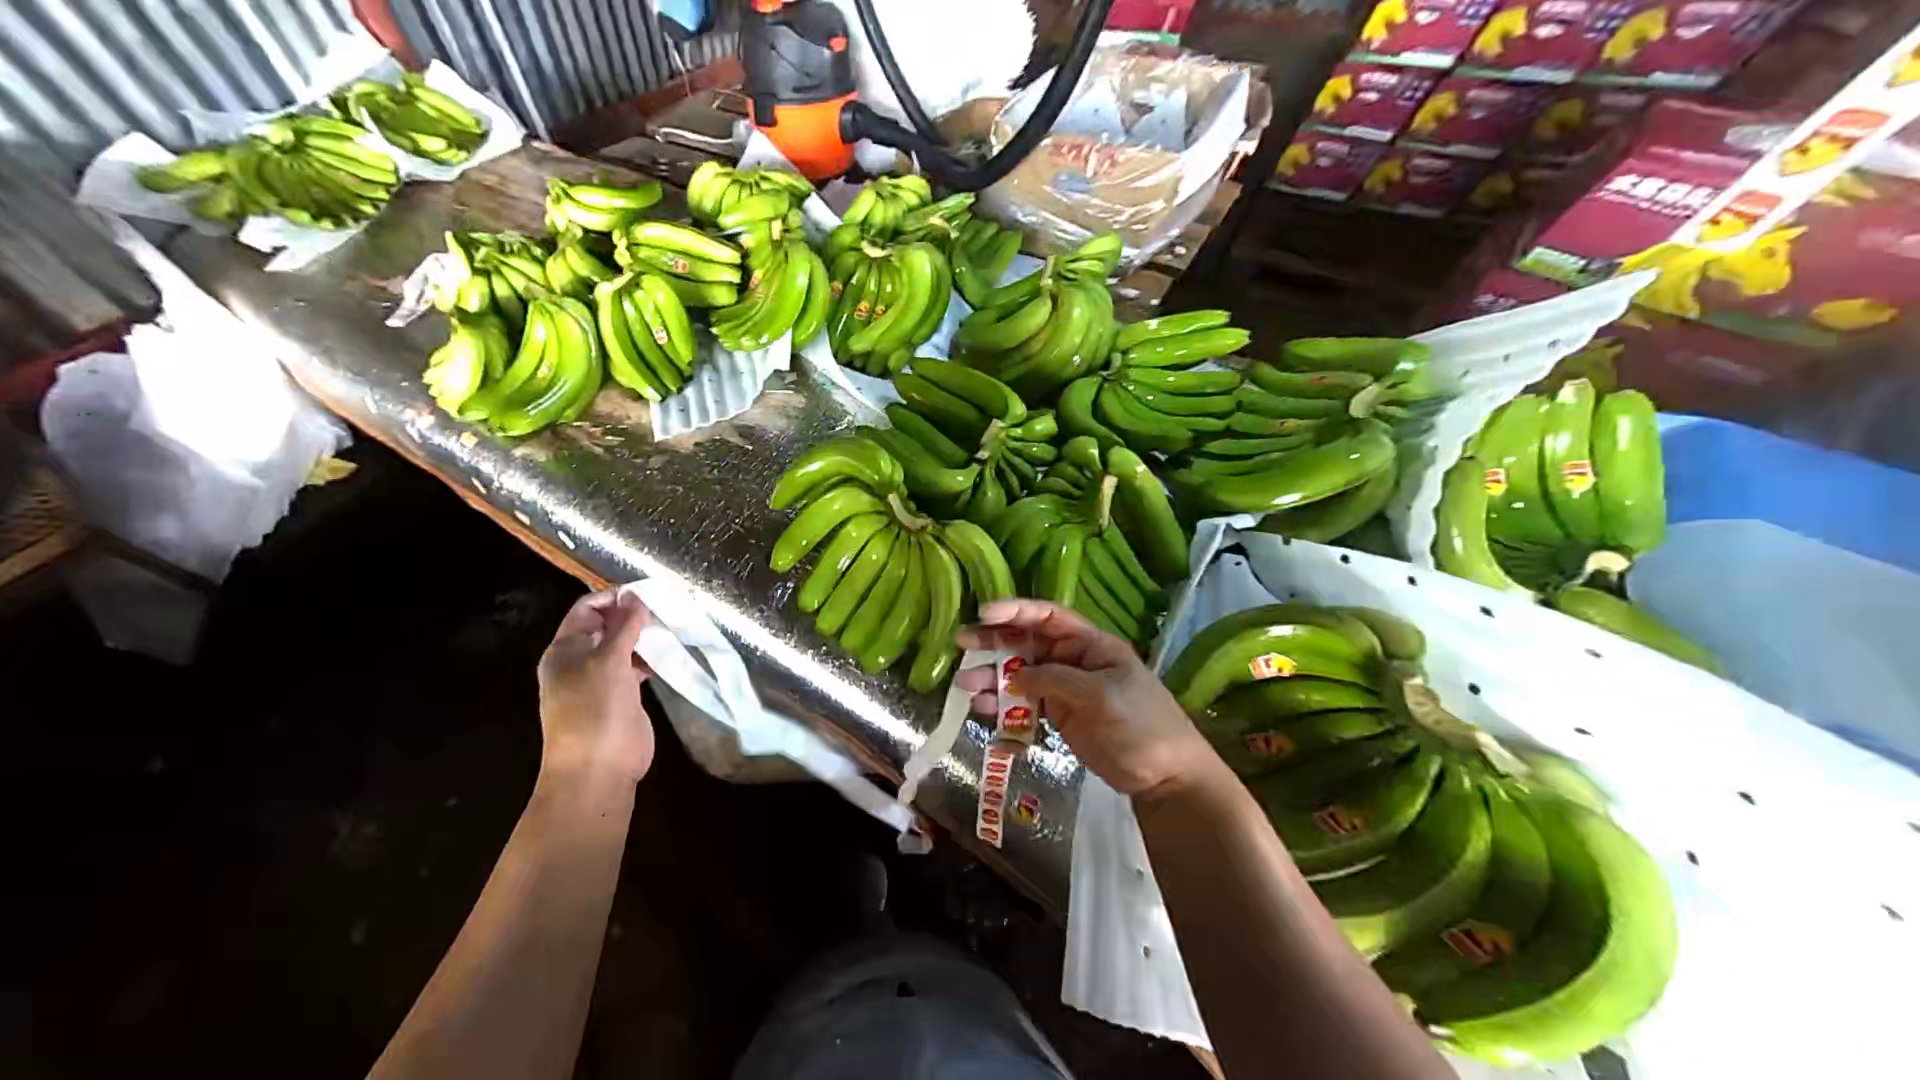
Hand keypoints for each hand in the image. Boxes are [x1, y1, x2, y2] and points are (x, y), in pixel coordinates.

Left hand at [537, 589, 655, 783]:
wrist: (598, 768)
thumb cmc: (595, 709)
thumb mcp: (608, 661)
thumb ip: (625, 627)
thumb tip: (637, 597)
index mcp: (564, 649)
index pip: (587, 609)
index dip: (614, 597)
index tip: (648, 592)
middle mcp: (579, 661)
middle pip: (606, 626)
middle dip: (634, 614)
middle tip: (668, 606)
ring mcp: (601, 680)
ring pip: (624, 647)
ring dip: (645, 636)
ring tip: (674, 625)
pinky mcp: (621, 696)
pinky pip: (635, 667)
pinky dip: (651, 657)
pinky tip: (671, 653)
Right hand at [957, 599, 1219, 800]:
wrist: (1165, 776)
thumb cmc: (1142, 725)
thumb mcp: (1102, 696)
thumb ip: (1056, 680)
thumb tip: (1014, 676)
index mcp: (1090, 644)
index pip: (1049, 618)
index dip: (1016, 611)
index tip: (984, 613)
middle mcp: (1073, 661)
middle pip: (1027, 644)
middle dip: (994, 643)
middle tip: (961, 644)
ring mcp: (1064, 690)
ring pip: (1020, 675)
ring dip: (992, 679)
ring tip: (965, 687)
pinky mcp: (1058, 716)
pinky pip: (1023, 705)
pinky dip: (1003, 708)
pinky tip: (982, 712)